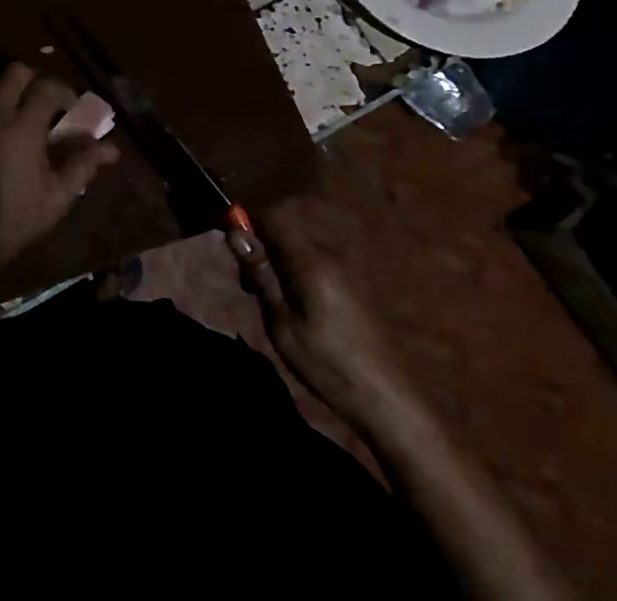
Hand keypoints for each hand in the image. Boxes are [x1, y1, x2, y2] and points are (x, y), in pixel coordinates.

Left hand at [0, 62, 120, 280]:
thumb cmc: (18, 218)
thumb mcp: (58, 196)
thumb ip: (83, 165)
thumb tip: (111, 149)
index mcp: (20, 130)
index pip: (48, 88)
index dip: (67, 93)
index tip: (76, 110)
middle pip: (16, 73)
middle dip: (38, 80)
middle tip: (52, 105)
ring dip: (17, 94)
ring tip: (33, 120)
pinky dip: (2, 111)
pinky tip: (14, 136)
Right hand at [228, 195, 404, 420]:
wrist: (387, 400)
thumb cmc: (326, 362)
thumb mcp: (282, 321)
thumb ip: (261, 273)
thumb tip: (235, 233)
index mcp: (312, 261)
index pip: (275, 217)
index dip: (248, 221)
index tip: (228, 243)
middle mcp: (331, 257)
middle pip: (286, 232)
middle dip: (260, 247)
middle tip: (245, 284)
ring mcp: (346, 271)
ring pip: (298, 250)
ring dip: (276, 263)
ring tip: (266, 299)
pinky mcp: (353, 287)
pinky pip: (314, 265)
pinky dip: (294, 274)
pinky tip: (291, 307)